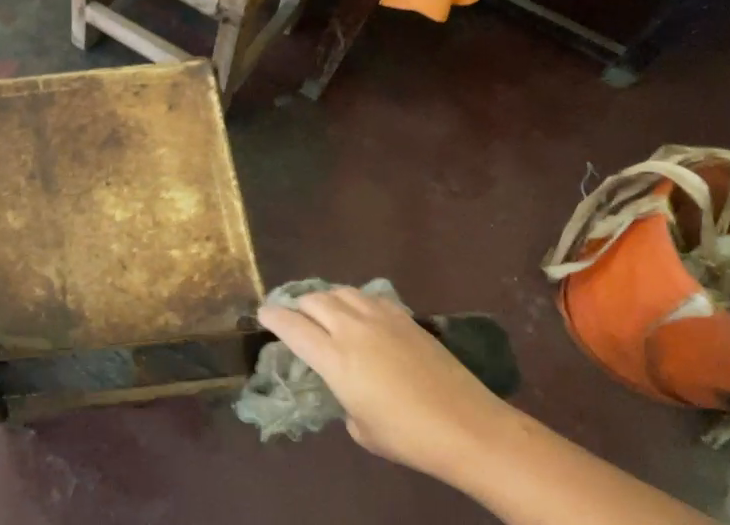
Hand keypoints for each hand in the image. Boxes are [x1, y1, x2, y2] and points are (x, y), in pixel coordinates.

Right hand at [257, 288, 508, 477]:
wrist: (466, 426)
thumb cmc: (408, 436)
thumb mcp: (361, 428)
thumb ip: (344, 399)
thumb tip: (347, 390)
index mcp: (335, 358)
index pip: (291, 326)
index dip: (273, 317)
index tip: (263, 314)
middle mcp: (352, 329)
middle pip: (313, 300)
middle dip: (298, 305)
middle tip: (294, 316)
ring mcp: (380, 318)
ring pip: (340, 291)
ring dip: (326, 298)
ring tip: (325, 311)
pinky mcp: (405, 317)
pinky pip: (368, 296)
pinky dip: (355, 301)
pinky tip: (360, 315)